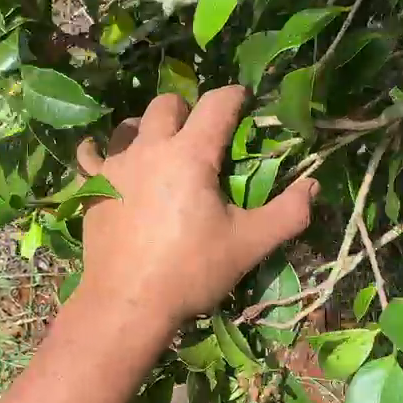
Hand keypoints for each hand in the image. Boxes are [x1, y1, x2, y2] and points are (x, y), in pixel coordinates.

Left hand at [73, 86, 316, 330]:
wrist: (127, 305)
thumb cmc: (190, 273)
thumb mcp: (248, 245)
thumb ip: (287, 213)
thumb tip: (312, 186)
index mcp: (190, 155)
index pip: (217, 104)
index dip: (235, 97)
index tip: (245, 102)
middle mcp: (148, 148)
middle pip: (167, 104)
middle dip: (188, 110)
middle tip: (202, 136)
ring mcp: (114, 167)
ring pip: (128, 125)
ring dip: (147, 128)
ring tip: (160, 149)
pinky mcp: (91, 189)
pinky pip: (90, 155)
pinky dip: (102, 154)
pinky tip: (110, 164)